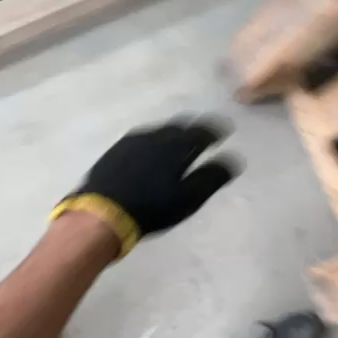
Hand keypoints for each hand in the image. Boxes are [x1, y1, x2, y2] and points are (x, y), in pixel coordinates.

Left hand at [67, 118, 239, 244]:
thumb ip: (211, 177)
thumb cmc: (152, 207)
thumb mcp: (188, 198)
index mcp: (177, 144)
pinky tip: (151, 152)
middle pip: (180, 126)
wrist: (104, 211)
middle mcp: (156, 134)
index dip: (215, 131)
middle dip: (193, 129)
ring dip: (172, 135)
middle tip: (202, 135)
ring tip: (178, 144)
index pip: (202, 131)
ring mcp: (134, 140)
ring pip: (160, 131)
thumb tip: (233, 160)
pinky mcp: (117, 148)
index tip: (224, 131)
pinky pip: (143, 139)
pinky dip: (154, 142)